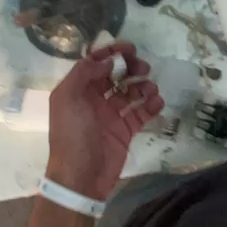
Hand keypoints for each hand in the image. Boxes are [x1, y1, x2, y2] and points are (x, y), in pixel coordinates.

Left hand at [45, 42, 164, 198]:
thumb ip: (83, 74)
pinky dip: (150, 105)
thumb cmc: (72, 136)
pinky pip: (140, 113)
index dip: (111, 53)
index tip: (129, 48)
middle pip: (115, 76)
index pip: (94, 64)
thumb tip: (106, 62)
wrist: (80, 178)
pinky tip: (158, 102)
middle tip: (144, 67)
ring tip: (151, 88)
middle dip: (130, 68)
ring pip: (130, 93)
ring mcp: (110, 116)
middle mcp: (93, 100)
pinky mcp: (124, 132)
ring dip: (142, 86)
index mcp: (77, 91)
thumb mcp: (68, 99)